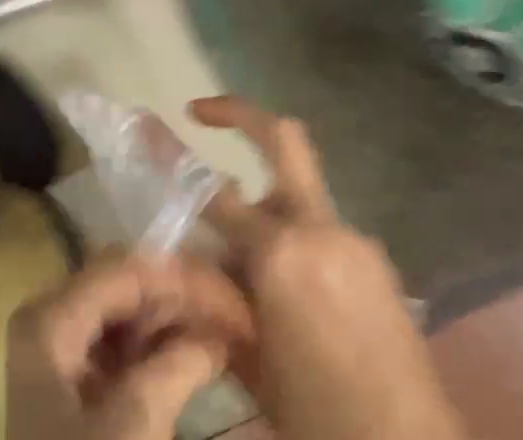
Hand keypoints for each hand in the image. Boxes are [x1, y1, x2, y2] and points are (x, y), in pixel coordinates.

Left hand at [5, 254, 252, 439]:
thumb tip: (220, 334)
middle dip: (185, 297)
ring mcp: (65, 351)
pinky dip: (166, 348)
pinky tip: (205, 355)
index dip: (185, 281)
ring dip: (181, 320)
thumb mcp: (134, 424)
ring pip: (131, 313)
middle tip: (243, 317)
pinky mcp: (81, 382)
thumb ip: (179, 365)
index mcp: (50, 319)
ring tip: (233, 333)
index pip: (125, 271)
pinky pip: (128, 346)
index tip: (240, 302)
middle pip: (127, 285)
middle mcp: (53, 320)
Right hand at [190, 96, 464, 439]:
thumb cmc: (316, 411)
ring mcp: (357, 241)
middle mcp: (322, 230)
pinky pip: (321, 231)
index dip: (172, 157)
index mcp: (282, 254)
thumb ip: (217, 294)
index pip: (214, 193)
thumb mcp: (248, 357)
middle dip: (240, 114)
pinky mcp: (377, 263)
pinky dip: (292, 238)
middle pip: (285, 141)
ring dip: (266, 203)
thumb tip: (193, 254)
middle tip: (202, 112)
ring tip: (239, 255)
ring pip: (300, 194)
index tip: (145, 125)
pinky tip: (282, 288)